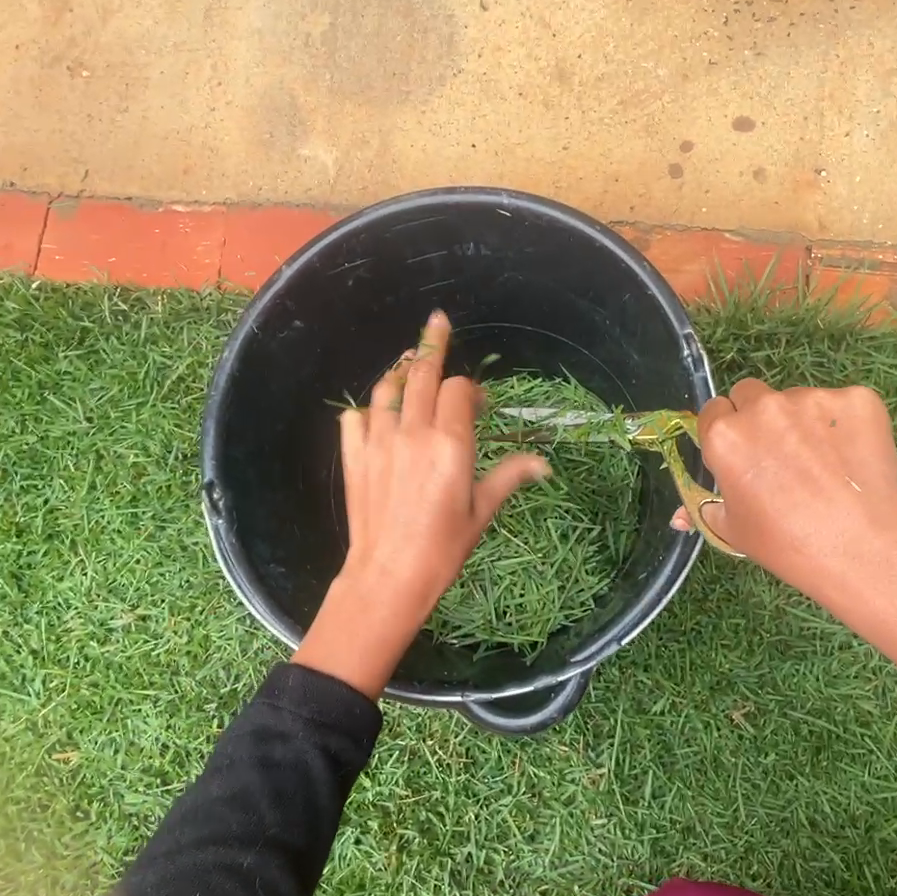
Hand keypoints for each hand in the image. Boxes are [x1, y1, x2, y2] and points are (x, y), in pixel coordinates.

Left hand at [293, 311, 549, 698]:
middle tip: (439, 321)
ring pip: (387, 388)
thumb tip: (543, 463)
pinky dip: (367, 407)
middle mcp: (413, 432)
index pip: (461, 391)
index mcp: (451, 444)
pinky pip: (355, 417)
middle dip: (434, 345)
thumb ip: (509, 477)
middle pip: (424, 374)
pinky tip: (377, 411)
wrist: (388, 575)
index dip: (472, 390)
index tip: (478, 403)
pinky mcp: (354, 456)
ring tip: (410, 361)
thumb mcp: (481, 512)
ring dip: (400, 370)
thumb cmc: (443, 548)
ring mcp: (378, 441)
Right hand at [683, 378, 896, 673]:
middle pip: (750, 394)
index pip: (713, 411)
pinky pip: (841, 406)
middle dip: (758, 417)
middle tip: (778, 455)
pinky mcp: (856, 399)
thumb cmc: (785, 544)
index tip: (742, 454)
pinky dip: (844, 427)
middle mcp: (763, 407)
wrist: (859, 545)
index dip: (726, 432)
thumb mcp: (734, 531)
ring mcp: (812, 398)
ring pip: (797, 400)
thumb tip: (679, 518)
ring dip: (802, 422)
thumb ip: (705, 511)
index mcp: (725, 436)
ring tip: (822, 465)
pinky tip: (851, 461)